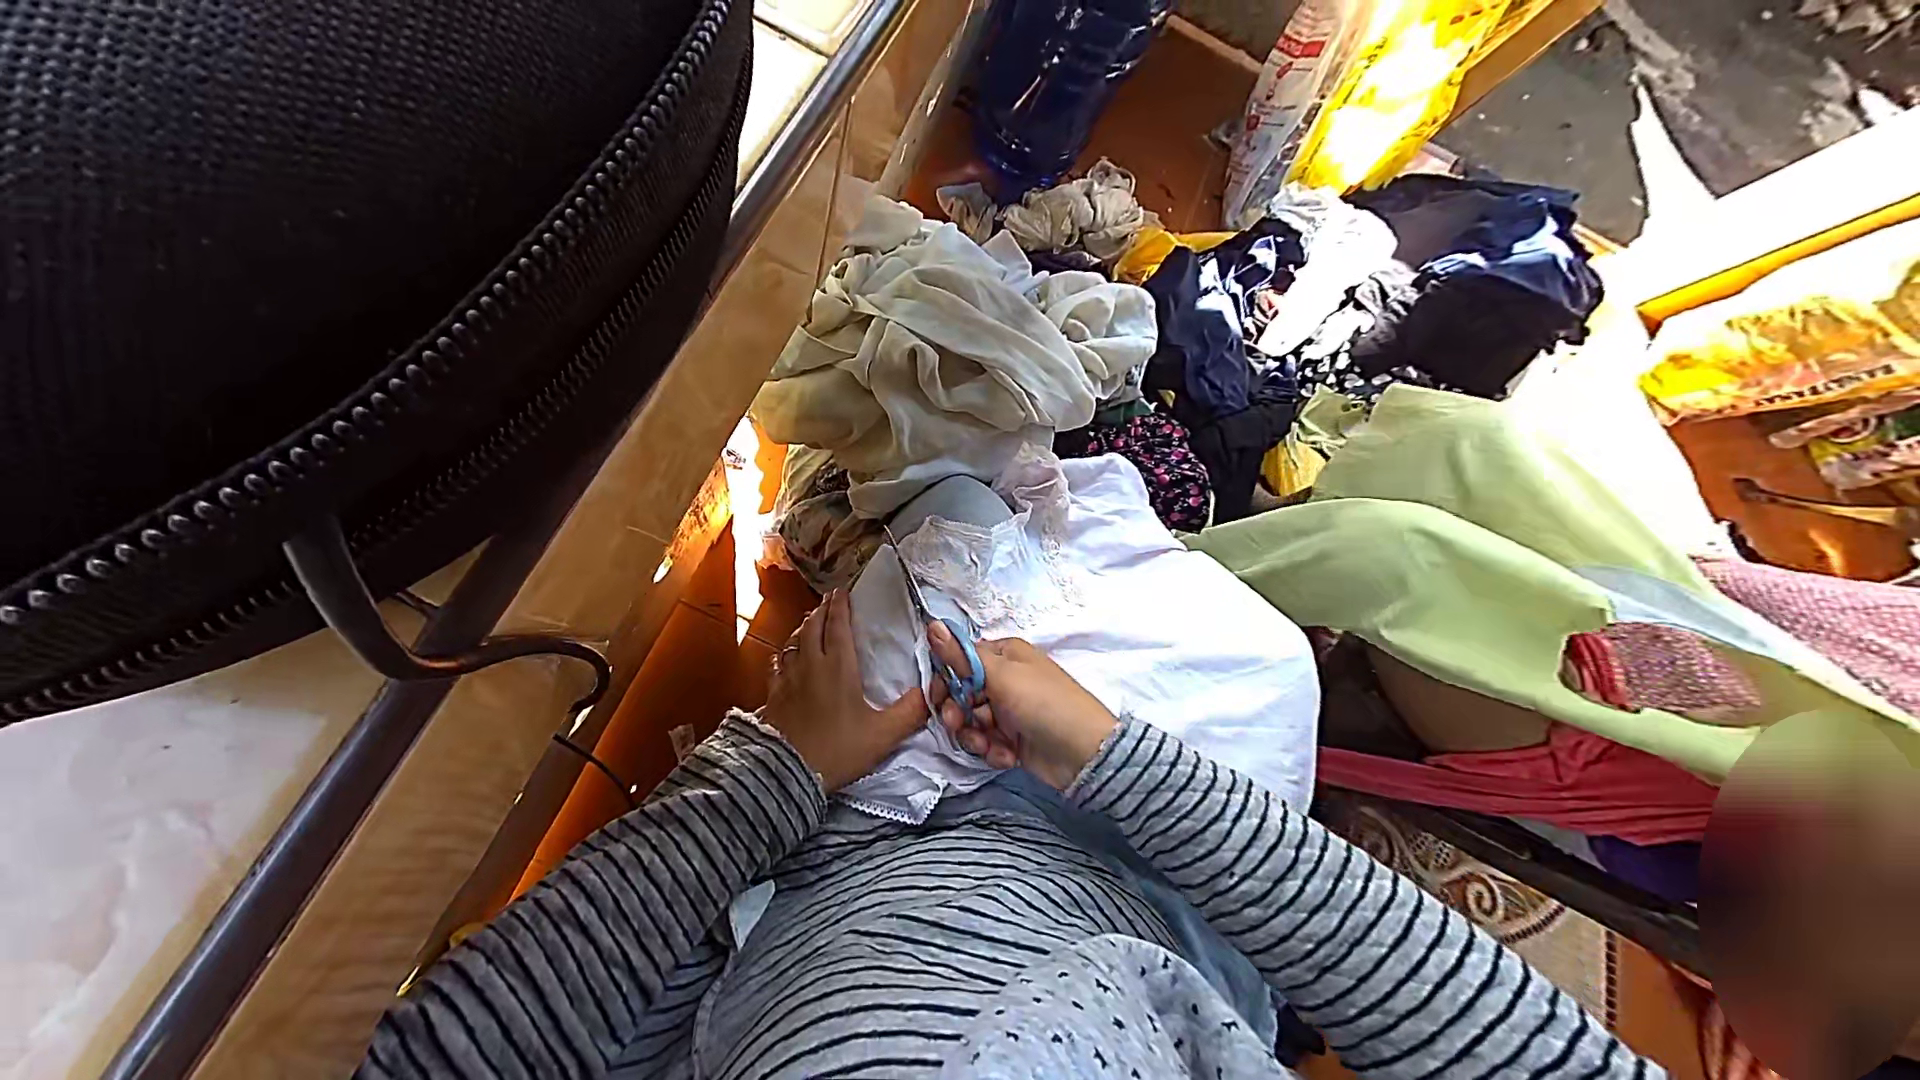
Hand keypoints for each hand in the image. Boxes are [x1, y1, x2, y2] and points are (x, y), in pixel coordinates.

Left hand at [763, 589, 927, 791]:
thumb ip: (910, 711)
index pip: (838, 626)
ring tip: (809, 623)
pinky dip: (784, 655)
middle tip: (828, 601)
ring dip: (803, 628)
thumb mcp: (883, 734)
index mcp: (838, 667)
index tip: (842, 591)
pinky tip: (785, 658)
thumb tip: (932, 691)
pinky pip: (778, 665)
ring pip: (793, 643)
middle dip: (821, 611)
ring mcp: (787, 679)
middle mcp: (810, 665)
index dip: (840, 607)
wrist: (786, 773)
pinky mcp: (773, 696)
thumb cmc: (838, 749)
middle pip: (812, 627)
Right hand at [927, 622, 1116, 790]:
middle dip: (957, 712)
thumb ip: (962, 656)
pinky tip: (1007, 755)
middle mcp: (1004, 679)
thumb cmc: (1043, 703)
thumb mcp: (1000, 675)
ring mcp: (1008, 710)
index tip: (938, 696)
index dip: (945, 679)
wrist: (1083, 753)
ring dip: (974, 735)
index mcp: (1004, 655)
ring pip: (970, 720)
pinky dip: (992, 750)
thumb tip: (932, 625)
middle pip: (961, 693)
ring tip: (989, 744)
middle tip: (958, 723)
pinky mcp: (1012, 738)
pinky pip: (987, 741)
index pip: (960, 661)